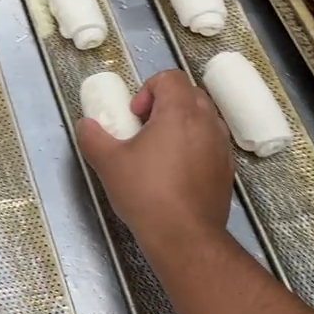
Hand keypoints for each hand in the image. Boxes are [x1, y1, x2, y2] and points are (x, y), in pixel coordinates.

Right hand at [77, 69, 232, 246]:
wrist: (184, 236)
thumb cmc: (145, 193)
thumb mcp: (107, 162)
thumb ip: (92, 137)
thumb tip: (86, 125)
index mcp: (179, 113)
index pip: (169, 77)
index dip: (147, 89)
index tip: (134, 117)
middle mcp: (206, 123)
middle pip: (189, 94)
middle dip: (164, 105)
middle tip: (143, 130)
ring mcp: (221, 147)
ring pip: (202, 119)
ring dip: (180, 125)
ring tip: (158, 152)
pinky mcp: (226, 169)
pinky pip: (210, 144)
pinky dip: (193, 147)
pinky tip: (174, 174)